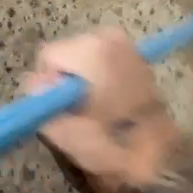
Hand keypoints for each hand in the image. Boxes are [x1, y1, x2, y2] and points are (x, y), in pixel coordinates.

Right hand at [25, 28, 179, 190]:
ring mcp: (125, 43)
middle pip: (67, 52)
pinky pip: (103, 58)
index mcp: (91, 50)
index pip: (49, 55)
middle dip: (65, 78)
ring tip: (94, 108)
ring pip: (84, 54)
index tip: (58, 107)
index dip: (47, 83)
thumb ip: (42, 104)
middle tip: (76, 110)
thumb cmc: (111, 143)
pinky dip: (99, 74)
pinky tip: (107, 101)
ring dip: (82, 77)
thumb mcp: (67, 131)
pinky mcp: (136, 55)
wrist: (160, 156)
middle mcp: (108, 37)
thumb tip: (33, 84)